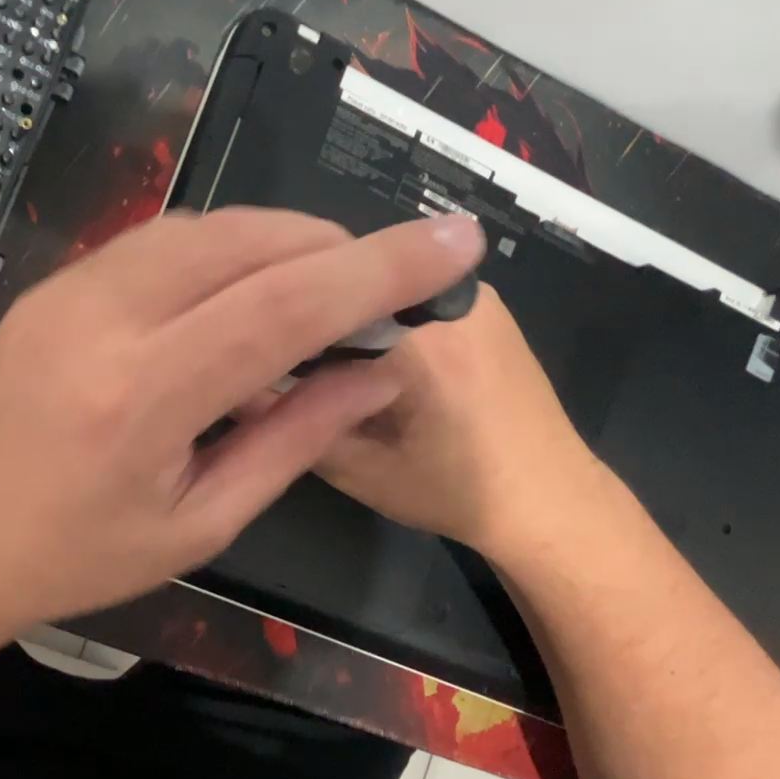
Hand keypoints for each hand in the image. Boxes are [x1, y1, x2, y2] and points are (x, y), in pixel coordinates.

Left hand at [0, 207, 485, 630]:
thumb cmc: (81, 558)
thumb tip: (376, 376)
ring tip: (319, 285)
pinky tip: (239, 290)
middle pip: (242, 241)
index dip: (378, 270)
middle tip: (380, 283)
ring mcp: (63, 294)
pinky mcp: (47, 289)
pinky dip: (215, 252)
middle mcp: (99, 321)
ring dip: (273, 242)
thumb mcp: (199, 523)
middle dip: (329, 247)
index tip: (455, 244)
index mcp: (142, 396)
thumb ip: (292, 441)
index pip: (282, 306)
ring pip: (196, 228)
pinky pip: (151, 244)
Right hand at [238, 283, 609, 561]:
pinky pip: (409, 296)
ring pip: (379, 286)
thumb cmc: (453, 491)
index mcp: (417, 337)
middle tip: (270, 355)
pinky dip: (376, 320)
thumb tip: (230, 384)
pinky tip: (363, 362)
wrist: (549, 500)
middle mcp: (449, 298)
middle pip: (350, 278)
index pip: (322, 286)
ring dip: (342, 316)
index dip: (276, 309)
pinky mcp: (485, 306)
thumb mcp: (355, 470)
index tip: (241, 342)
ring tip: (314, 361)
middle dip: (307, 313)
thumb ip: (288, 423)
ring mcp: (474, 296)